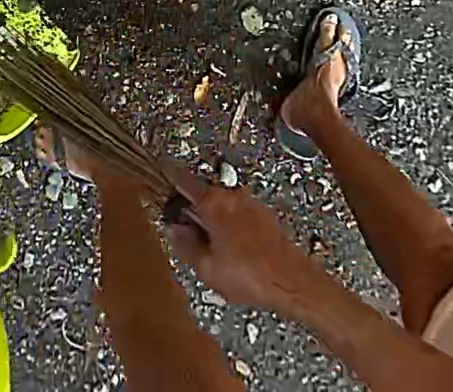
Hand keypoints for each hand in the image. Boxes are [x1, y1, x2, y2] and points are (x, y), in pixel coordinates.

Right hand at [168, 172, 331, 316]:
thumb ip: (184, 244)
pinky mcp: (262, 213)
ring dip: (212, 217)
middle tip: (188, 232)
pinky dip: (229, 223)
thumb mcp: (207, 269)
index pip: (181, 177)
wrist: (294, 282)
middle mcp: (230, 195)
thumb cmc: (253, 276)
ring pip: (220, 203)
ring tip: (215, 249)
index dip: (167, 174)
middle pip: (200, 192)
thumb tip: (174, 230)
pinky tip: (234, 249)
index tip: (158, 170)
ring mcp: (248, 202)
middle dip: (191, 208)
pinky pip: (236, 212)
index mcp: (212, 203)